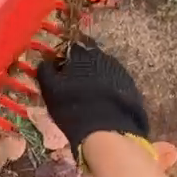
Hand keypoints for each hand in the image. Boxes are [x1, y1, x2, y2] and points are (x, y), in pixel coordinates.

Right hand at [34, 39, 151, 152]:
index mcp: (83, 55)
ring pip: (103, 69)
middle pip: (90, 57)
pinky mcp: (132, 87)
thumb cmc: (73, 107)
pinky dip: (107, 88)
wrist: (107, 130)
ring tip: (87, 93)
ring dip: (95, 76)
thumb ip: (46, 72)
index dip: (65, 56)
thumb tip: (44, 62)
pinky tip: (101, 101)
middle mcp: (104, 57)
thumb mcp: (51, 90)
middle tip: (73, 81)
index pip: (73, 46)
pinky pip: (115, 82)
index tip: (59, 67)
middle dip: (82, 66)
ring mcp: (121, 72)